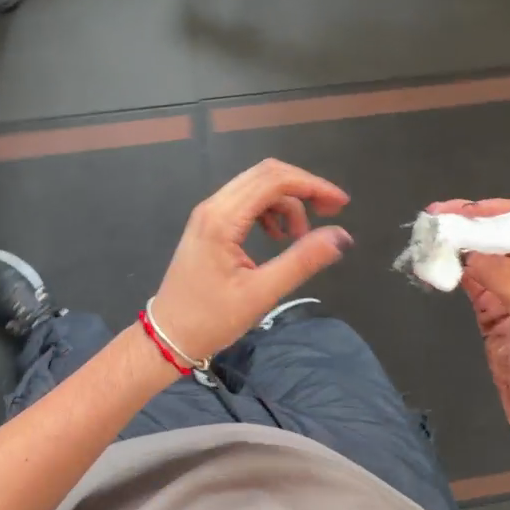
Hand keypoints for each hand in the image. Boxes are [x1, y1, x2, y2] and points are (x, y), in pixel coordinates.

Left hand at [151, 160, 352, 359]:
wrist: (168, 335)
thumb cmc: (211, 319)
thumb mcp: (261, 293)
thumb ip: (302, 260)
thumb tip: (341, 236)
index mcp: (222, 219)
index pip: (274, 180)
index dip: (312, 185)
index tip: (341, 205)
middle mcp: (213, 206)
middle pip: (266, 175)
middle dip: (303, 188)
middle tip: (330, 214)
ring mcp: (208, 214)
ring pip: (256, 187)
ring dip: (287, 204)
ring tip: (299, 238)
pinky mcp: (209, 225)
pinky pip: (246, 202)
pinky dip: (270, 212)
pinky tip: (278, 238)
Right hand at [428, 199, 509, 445]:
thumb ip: (506, 280)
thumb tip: (469, 249)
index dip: (507, 212)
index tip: (472, 209)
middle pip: (508, 236)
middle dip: (476, 224)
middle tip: (441, 215)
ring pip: (486, 256)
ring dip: (460, 245)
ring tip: (431, 233)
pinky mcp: (495, 310)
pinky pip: (472, 280)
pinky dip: (453, 270)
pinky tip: (435, 262)